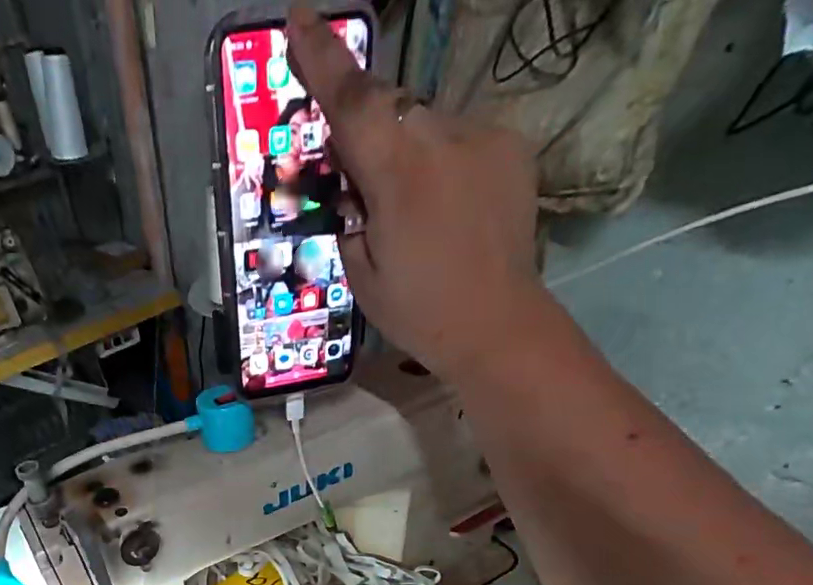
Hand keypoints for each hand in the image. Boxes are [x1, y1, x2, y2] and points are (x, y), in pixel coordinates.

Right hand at [286, 3, 550, 371]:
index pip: (352, 99)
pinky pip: (460, 137)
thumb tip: (354, 181)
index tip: (300, 17)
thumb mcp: (360, 269)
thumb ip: (350, 211)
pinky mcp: (511, 148)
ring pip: (427, 123)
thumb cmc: (419, 310)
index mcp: (397, 171)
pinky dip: (444, 159)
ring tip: (417, 206)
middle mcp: (442, 137)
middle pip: (391, 108)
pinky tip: (449, 203)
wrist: (498, 326)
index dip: (322, 57)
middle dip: (370, 130)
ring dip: (410, 149)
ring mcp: (484, 138)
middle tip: (364, 178)